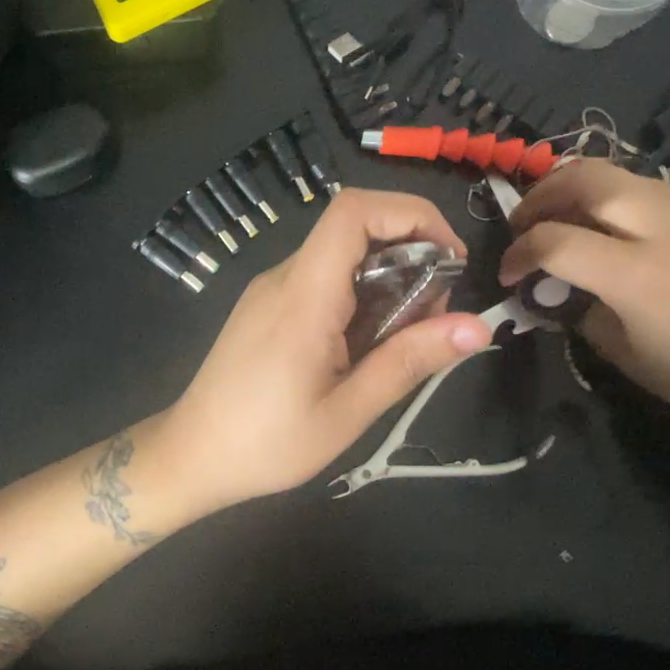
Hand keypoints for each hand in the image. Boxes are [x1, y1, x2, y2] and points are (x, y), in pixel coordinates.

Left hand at [158, 189, 492, 510]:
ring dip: (384, 286)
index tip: (448, 260)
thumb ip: (408, 362)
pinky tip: (361, 352)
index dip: (411, 215)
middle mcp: (281, 281)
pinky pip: (318, 285)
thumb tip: (478, 328)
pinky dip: (354, 301)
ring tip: (400, 344)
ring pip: (338, 261)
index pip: (353, 211)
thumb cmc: (265, 444)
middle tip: (430, 323)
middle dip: (409, 261)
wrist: (190, 457)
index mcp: (302, 297)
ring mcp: (267, 294)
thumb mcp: (347, 412)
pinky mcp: (262, 311)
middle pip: (353, 234)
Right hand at [499, 161, 669, 444]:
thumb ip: (588, 317)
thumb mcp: (632, 360)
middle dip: (539, 197)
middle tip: (523, 227)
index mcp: (635, 273)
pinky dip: (616, 202)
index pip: (551, 240)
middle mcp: (662, 226)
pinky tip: (616, 235)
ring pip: (619, 175)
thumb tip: (566, 296)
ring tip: (563, 224)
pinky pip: (653, 191)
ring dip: (577, 192)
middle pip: (583, 178)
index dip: (516, 255)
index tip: (507, 276)